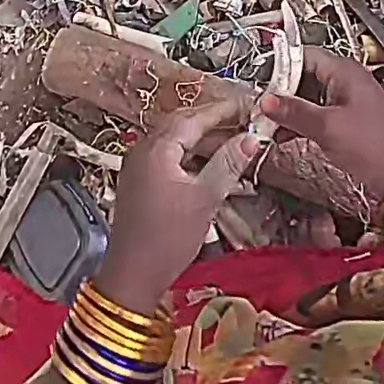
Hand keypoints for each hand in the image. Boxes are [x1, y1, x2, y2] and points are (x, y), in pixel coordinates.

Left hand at [92, 100, 258, 315]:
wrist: (131, 278)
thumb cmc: (168, 238)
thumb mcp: (204, 199)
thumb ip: (227, 164)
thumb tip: (252, 138)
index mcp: (157, 148)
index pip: (194, 118)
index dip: (222, 111)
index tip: (247, 106)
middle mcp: (143, 148)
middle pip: (182, 123)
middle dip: (213, 120)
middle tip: (242, 119)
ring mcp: (138, 163)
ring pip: (175, 138)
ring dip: (202, 137)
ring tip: (232, 138)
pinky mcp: (139, 178)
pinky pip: (168, 154)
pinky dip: (190, 153)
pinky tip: (209, 161)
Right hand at [257, 48, 383, 200]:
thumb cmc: (373, 146)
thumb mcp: (328, 127)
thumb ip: (294, 112)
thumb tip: (266, 101)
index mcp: (343, 71)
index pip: (304, 55)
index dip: (280, 66)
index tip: (262, 83)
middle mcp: (344, 80)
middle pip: (303, 75)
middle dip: (281, 91)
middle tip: (262, 106)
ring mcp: (345, 100)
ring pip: (308, 95)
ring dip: (288, 109)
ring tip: (268, 123)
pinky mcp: (345, 119)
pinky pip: (316, 112)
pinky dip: (300, 121)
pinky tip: (282, 135)